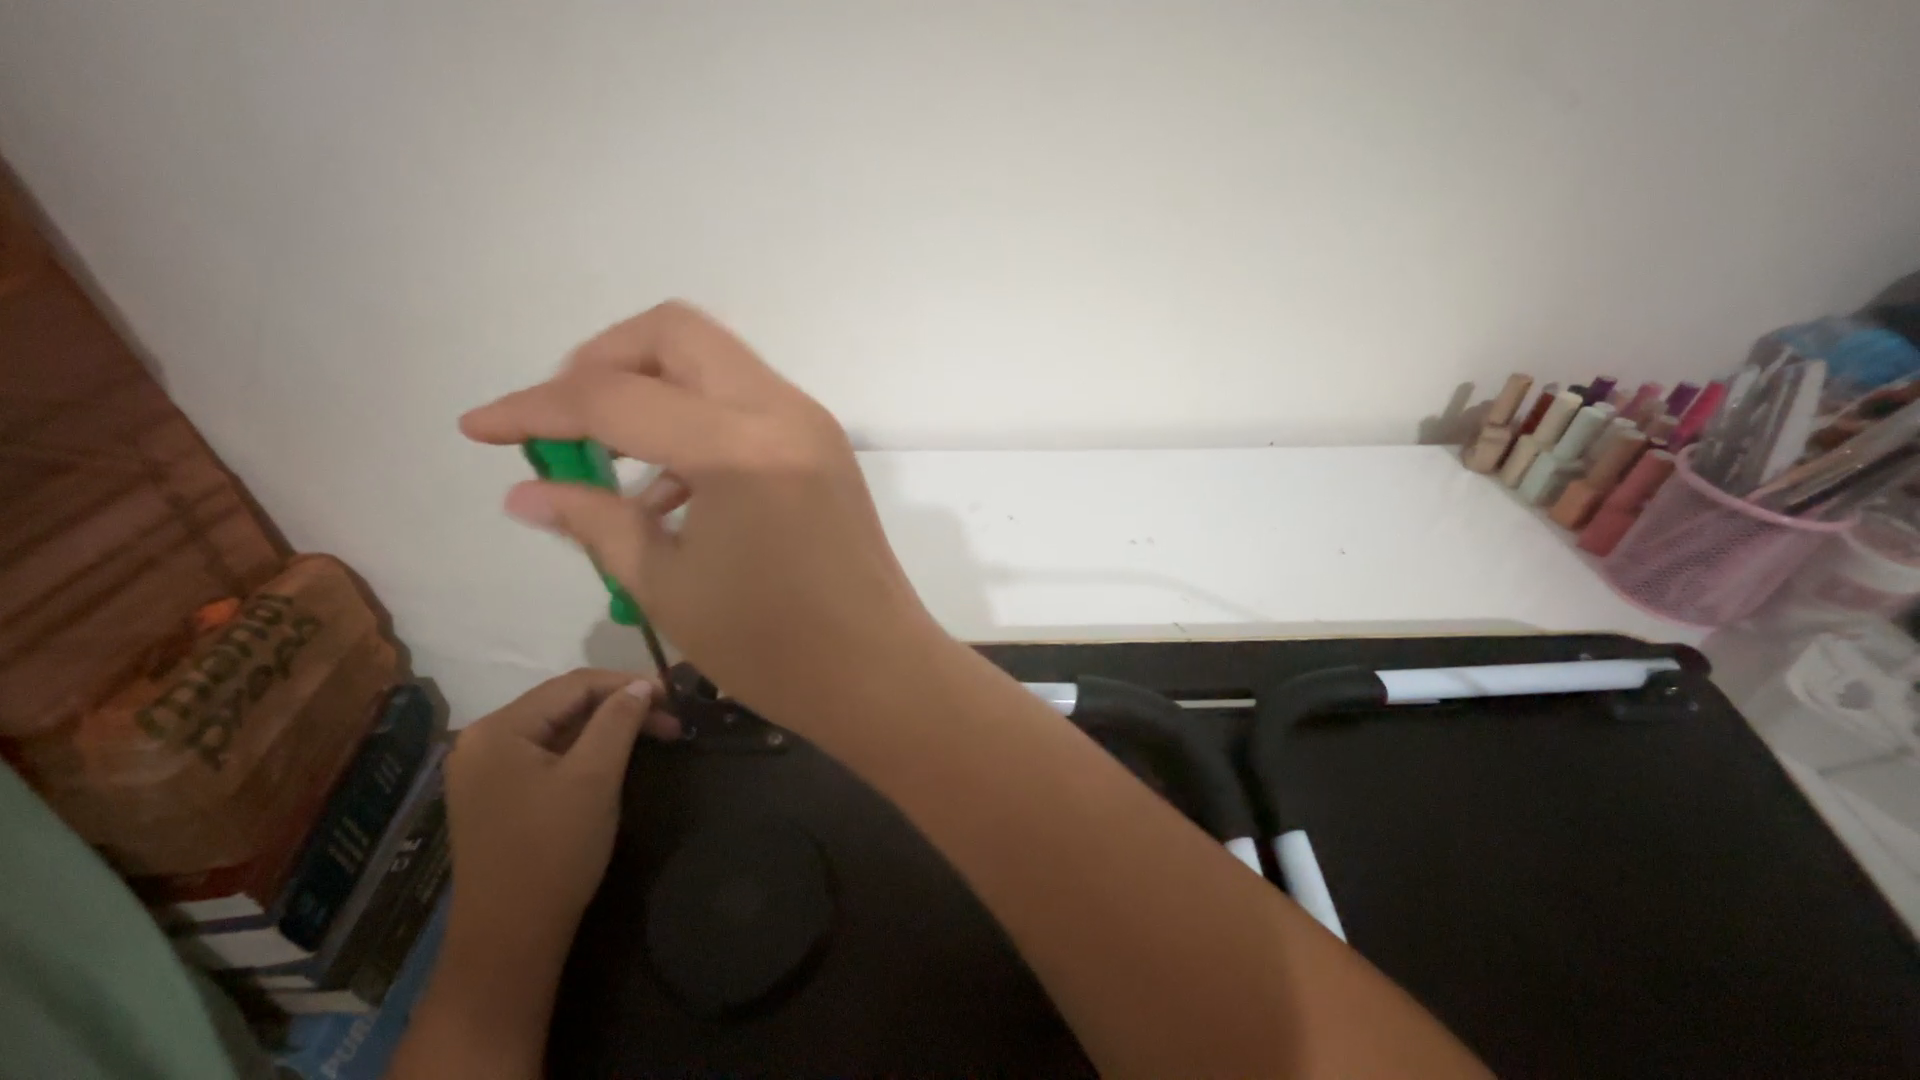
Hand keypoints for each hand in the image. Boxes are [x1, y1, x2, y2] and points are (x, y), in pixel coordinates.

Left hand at [444, 669, 678, 942]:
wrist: (511, 937)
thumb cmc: (554, 851)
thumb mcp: (594, 778)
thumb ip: (619, 721)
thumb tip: (642, 685)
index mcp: (498, 729)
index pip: (572, 685)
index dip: (627, 683)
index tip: (674, 696)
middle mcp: (481, 741)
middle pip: (562, 704)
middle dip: (620, 706)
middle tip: (670, 721)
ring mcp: (484, 771)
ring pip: (556, 730)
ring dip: (605, 728)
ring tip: (653, 736)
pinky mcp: (494, 796)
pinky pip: (545, 755)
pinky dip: (583, 750)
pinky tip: (615, 757)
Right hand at [459, 301, 946, 725]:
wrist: (879, 674)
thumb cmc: (772, 648)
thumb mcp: (666, 587)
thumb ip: (594, 522)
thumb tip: (525, 490)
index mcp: (738, 448)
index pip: (614, 396)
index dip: (535, 408)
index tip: (479, 429)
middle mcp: (780, 412)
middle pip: (673, 334)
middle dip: (602, 362)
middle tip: (564, 423)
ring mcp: (809, 423)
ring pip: (712, 360)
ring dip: (650, 390)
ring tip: (607, 465)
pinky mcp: (821, 444)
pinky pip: (743, 400)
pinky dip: (693, 420)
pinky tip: (666, 490)